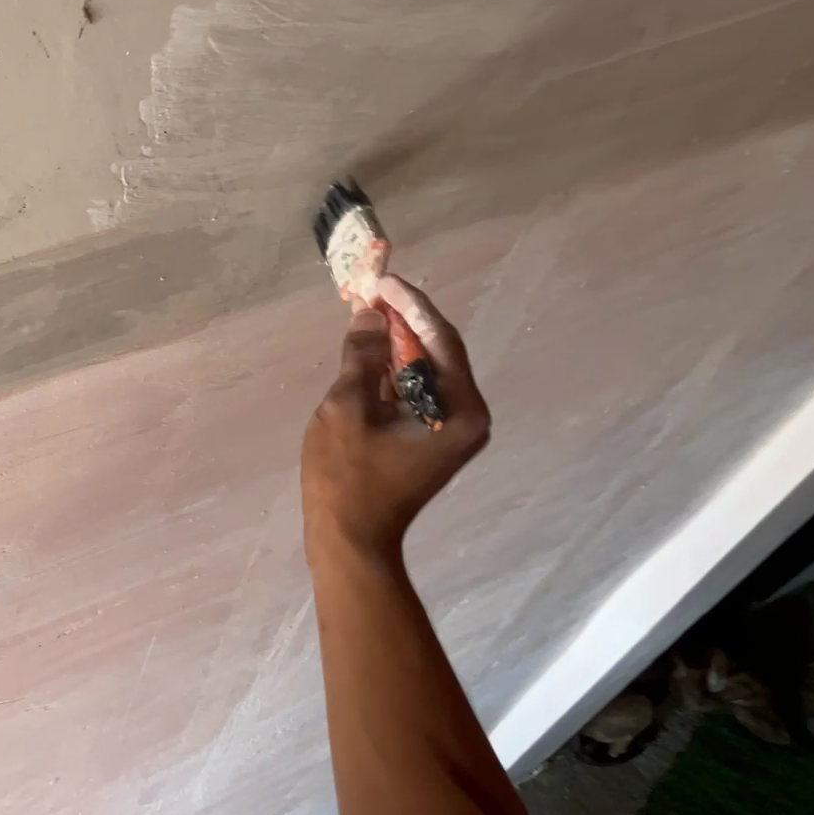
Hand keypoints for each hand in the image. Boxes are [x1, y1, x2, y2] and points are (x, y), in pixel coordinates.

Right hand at [301, 275, 490, 565]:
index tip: (381, 280)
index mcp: (460, 409)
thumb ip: (360, 358)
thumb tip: (368, 315)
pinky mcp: (428, 436)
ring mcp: (448, 428)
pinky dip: (390, 367)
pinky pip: (413, 389)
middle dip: (402, 319)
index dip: (409, 306)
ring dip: (394, 341)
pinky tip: (366, 351)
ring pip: (423, 370)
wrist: (350, 534)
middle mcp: (466, 415)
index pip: (439, 340)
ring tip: (363, 312)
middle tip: (369, 291)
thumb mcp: (346, 409)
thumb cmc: (347, 474)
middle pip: (436, 352)